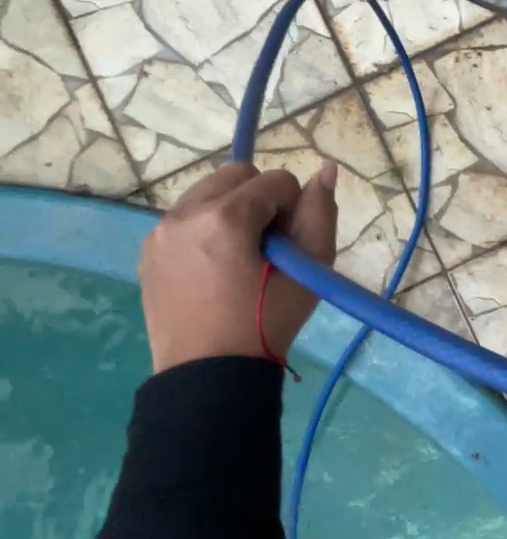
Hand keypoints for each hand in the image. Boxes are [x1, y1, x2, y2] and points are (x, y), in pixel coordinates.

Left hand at [139, 161, 338, 372]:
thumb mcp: (311, 264)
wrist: (210, 368)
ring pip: (209, 194)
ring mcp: (158, 233)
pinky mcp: (148, 252)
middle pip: (236, 175)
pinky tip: (222, 266)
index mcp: (224, 217)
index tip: (294, 242)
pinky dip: (211, 228)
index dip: (297, 206)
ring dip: (235, 211)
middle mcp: (183, 215)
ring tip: (247, 254)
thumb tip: (325, 170)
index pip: (277, 180)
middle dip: (262, 198)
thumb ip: (320, 212)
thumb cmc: (269, 317)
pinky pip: (187, 219)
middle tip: (273, 241)